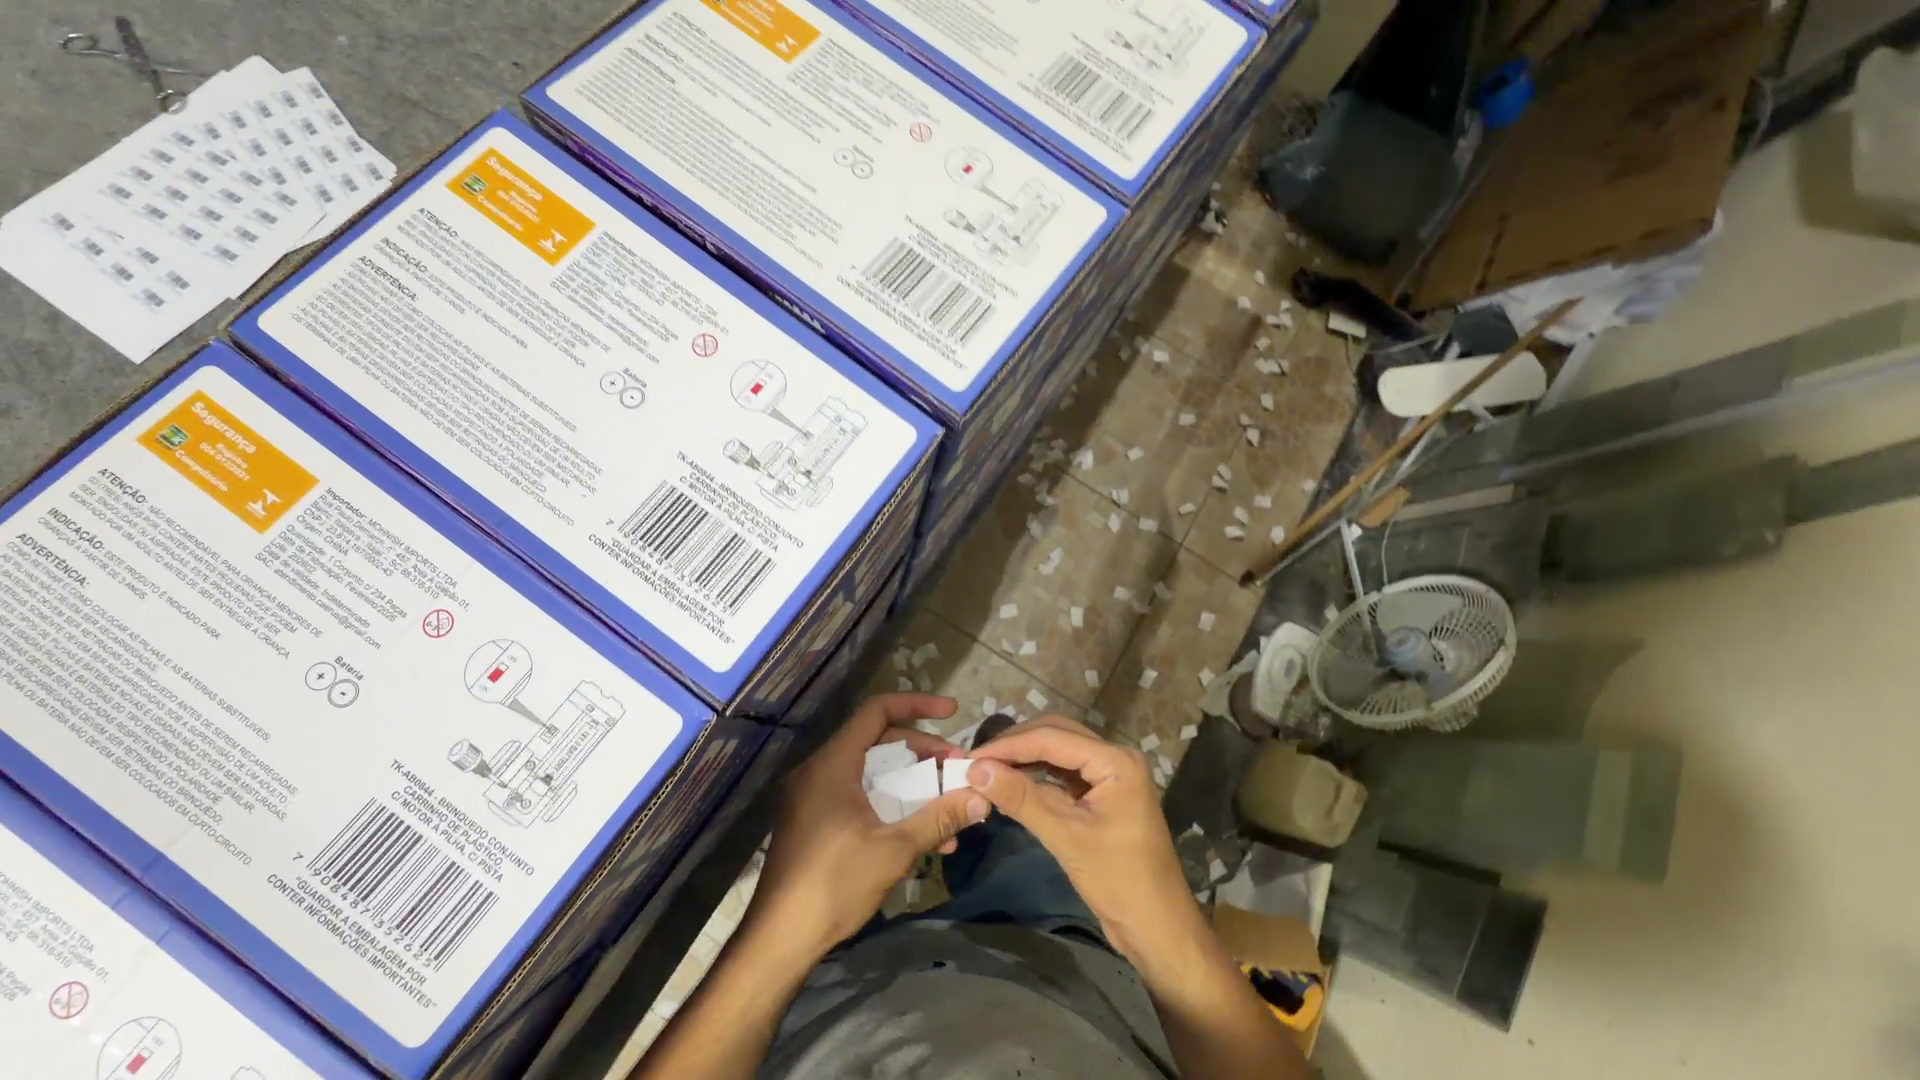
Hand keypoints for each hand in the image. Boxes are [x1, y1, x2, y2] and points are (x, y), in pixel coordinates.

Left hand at [751, 694, 989, 952]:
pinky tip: (925, 839)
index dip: (917, 705)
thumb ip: (938, 818)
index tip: (952, 713)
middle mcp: (818, 772)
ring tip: (950, 810)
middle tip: (957, 772)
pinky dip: (891, 808)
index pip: (876, 712)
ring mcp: (813, 798)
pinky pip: (859, 799)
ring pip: (872, 776)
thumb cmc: (832, 884)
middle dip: (923, 756)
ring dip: (913, 789)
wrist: (779, 940)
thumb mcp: (894, 849)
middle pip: (878, 744)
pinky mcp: (814, 823)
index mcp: (831, 765)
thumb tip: (982, 797)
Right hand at [965, 716, 1199, 963]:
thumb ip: (1021, 798)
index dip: (1007, 745)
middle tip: (974, 763)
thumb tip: (975, 771)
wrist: (1157, 927)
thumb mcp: (1065, 837)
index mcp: (1115, 761)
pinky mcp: (1102, 795)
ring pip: (1058, 753)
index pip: (1051, 737)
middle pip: (1055, 735)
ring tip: (985, 772)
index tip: (968, 759)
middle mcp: (1114, 758)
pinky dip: (1036, 777)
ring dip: (1023, 759)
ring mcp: (1110, 776)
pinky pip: (1063, 775)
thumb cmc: (1118, 880)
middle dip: (1014, 746)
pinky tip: (1010, 786)